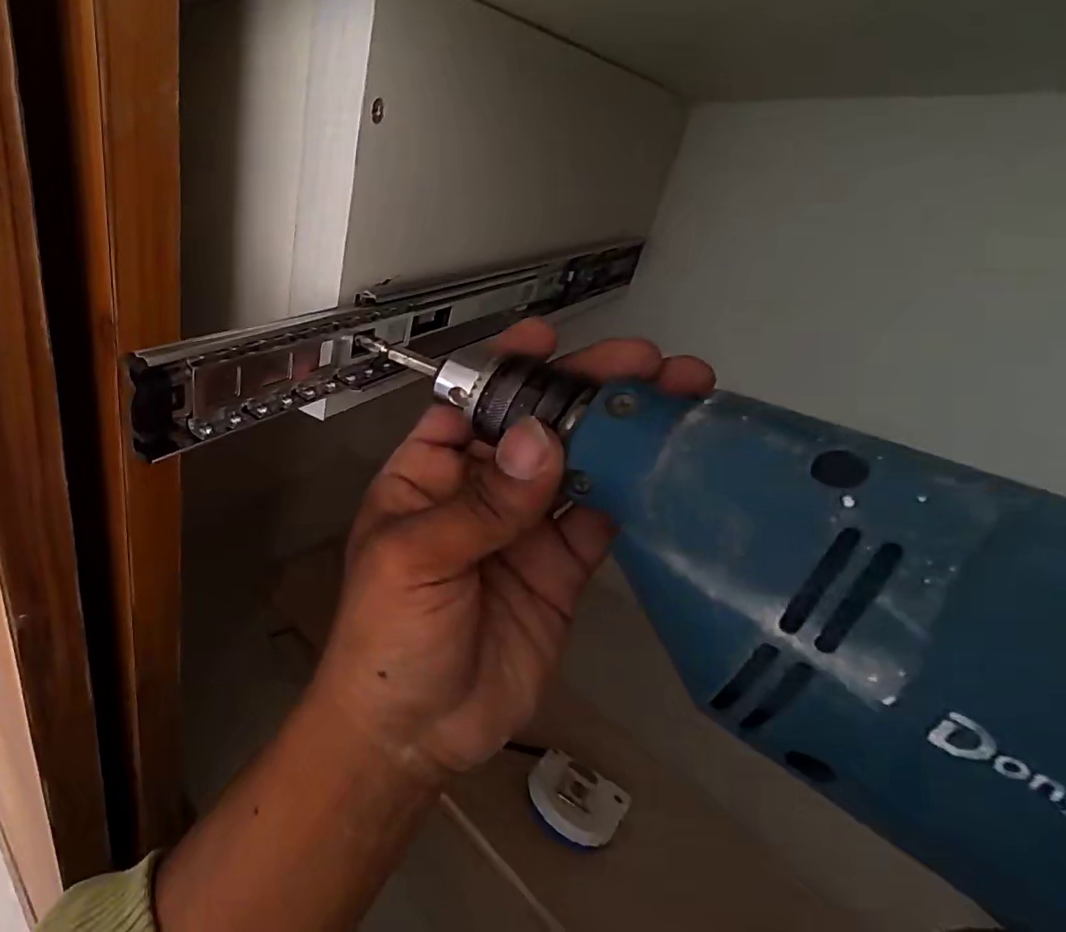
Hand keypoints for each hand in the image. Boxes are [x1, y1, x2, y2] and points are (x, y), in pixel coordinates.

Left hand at [311, 320, 715, 779]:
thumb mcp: (416, 558)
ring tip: (678, 399)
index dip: (504, 371)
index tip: (547, 336)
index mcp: (424, 475)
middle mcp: (474, 492)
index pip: (466, 407)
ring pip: (573, 469)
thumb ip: (482, 505)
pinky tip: (670, 466)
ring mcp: (520, 530)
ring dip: (619, 435)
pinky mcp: (558, 571)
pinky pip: (596, 521)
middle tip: (643, 362)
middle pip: (531, 429)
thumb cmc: (386, 634)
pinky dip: (632, 494)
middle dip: (580, 393)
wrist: (414, 728)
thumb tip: (542, 438)